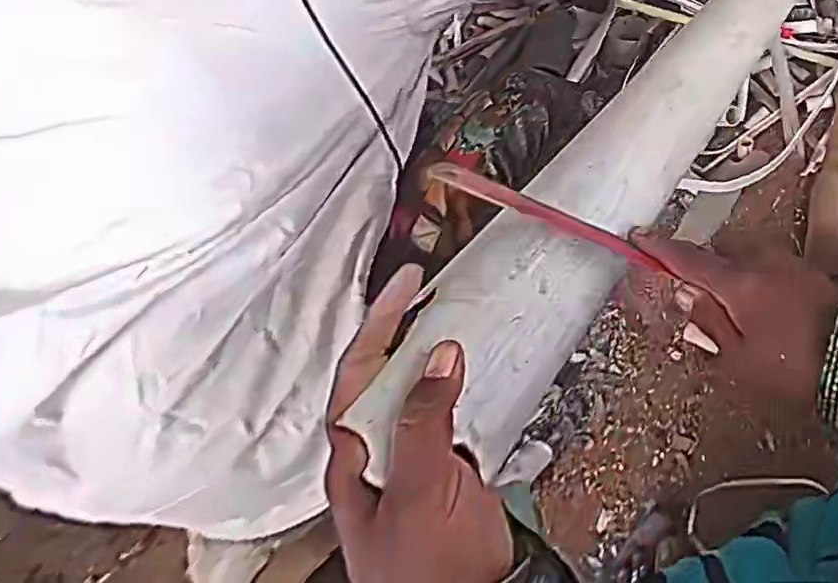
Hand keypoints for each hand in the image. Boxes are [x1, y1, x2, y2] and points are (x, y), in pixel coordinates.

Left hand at [325, 265, 514, 582]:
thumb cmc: (426, 568)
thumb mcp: (419, 490)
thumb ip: (425, 422)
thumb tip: (439, 354)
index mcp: (357, 456)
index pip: (357, 375)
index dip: (377, 325)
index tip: (404, 285)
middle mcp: (381, 446)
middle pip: (386, 371)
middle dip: (401, 324)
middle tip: (426, 283)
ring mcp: (417, 449)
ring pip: (421, 382)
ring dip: (434, 344)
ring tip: (452, 306)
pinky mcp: (451, 453)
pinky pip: (455, 398)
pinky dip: (466, 370)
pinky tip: (480, 354)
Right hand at [631, 237, 837, 401]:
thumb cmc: (792, 368)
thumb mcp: (740, 358)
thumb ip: (709, 321)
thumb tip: (682, 292)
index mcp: (739, 283)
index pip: (690, 259)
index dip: (661, 249)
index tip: (638, 236)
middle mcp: (762, 261)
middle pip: (719, 250)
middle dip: (701, 263)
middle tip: (691, 290)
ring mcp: (787, 261)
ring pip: (744, 252)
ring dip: (728, 266)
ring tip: (726, 302)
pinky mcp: (806, 269)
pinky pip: (766, 260)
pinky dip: (751, 271)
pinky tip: (758, 300)